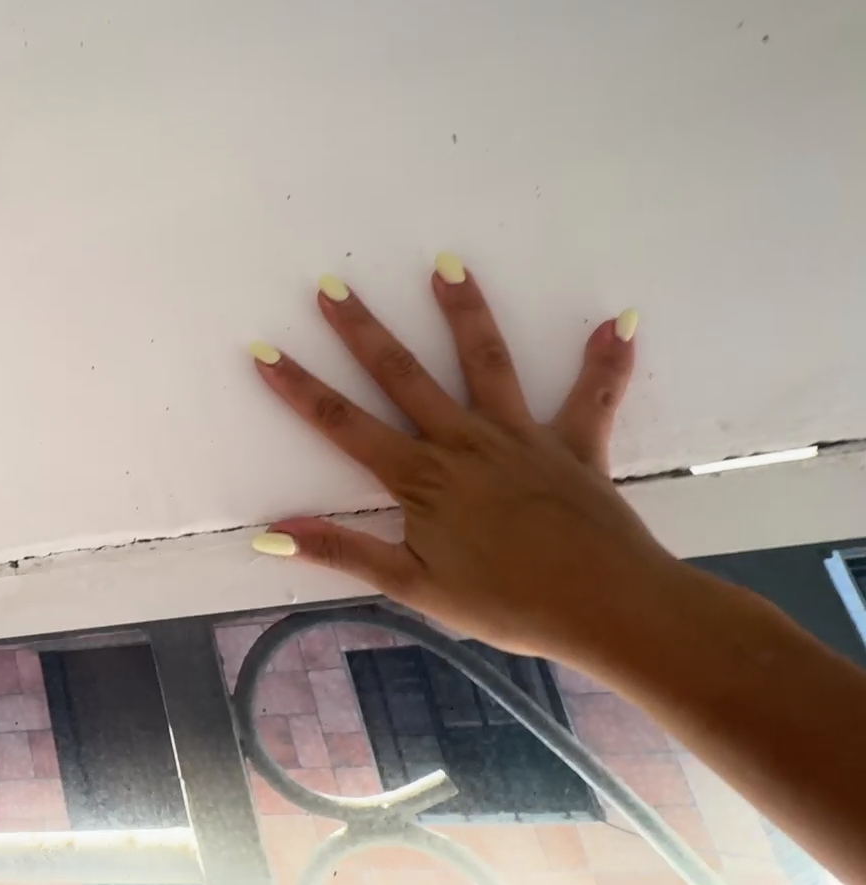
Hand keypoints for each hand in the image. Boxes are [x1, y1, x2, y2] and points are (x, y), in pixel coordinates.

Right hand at [250, 256, 683, 662]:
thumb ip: (341, 553)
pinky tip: (618, 321)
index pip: (341, 422)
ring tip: (447, 266)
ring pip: (486, 365)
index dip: (297, 387)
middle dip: (361, 329)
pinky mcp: (575, 448)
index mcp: (420, 475)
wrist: (620, 617)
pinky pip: (592, 400)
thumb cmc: (510, 605)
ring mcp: (521, 438)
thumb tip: (269, 537)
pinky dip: (605, 362)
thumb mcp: (413, 586)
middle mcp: (463, 441)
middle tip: (332, 286)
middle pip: (401, 375)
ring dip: (465, 314)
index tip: (264, 352)